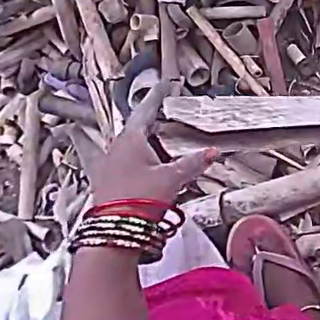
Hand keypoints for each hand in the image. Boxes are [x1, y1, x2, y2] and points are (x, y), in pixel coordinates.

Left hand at [87, 81, 210, 207]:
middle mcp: (115, 149)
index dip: (158, 97)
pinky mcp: (108, 184)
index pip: (146, 110)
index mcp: (129, 138)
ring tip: (165, 150)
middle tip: (169, 121)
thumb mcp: (172, 178)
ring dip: (148, 147)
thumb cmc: (137, 201)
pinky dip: (141, 163)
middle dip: (155, 126)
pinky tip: (152, 173)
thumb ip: (193, 163)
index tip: (165, 85)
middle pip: (139, 130)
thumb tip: (211, 152)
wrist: (113, 234)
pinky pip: (127, 165)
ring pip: (132, 148)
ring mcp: (109, 167)